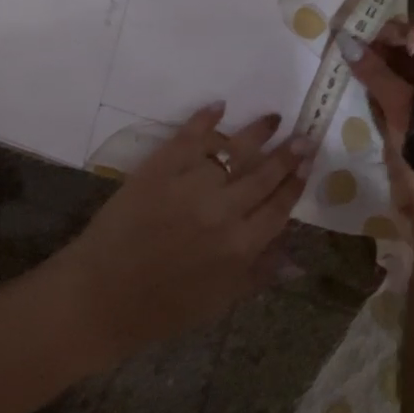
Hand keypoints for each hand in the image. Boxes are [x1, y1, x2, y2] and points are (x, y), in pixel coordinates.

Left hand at [50, 104, 313, 360]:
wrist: (104, 294)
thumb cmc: (164, 306)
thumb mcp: (221, 300)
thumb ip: (259, 274)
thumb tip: (298, 259)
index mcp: (241, 247)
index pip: (278, 207)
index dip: (295, 183)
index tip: (309, 162)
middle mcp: (222, 211)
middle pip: (263, 175)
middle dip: (287, 154)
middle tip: (304, 135)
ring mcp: (190, 186)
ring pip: (232, 151)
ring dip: (256, 133)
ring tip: (273, 118)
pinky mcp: (158, 169)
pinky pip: (188, 138)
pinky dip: (205, 120)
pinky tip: (220, 106)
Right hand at [340, 9, 413, 237]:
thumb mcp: (405, 111)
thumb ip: (376, 71)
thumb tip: (344, 40)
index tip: (404, 46)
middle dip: (399, 39)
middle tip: (370, 51)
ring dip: (389, 58)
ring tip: (362, 64)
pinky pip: (412, 84)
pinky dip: (390, 79)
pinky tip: (369, 82)